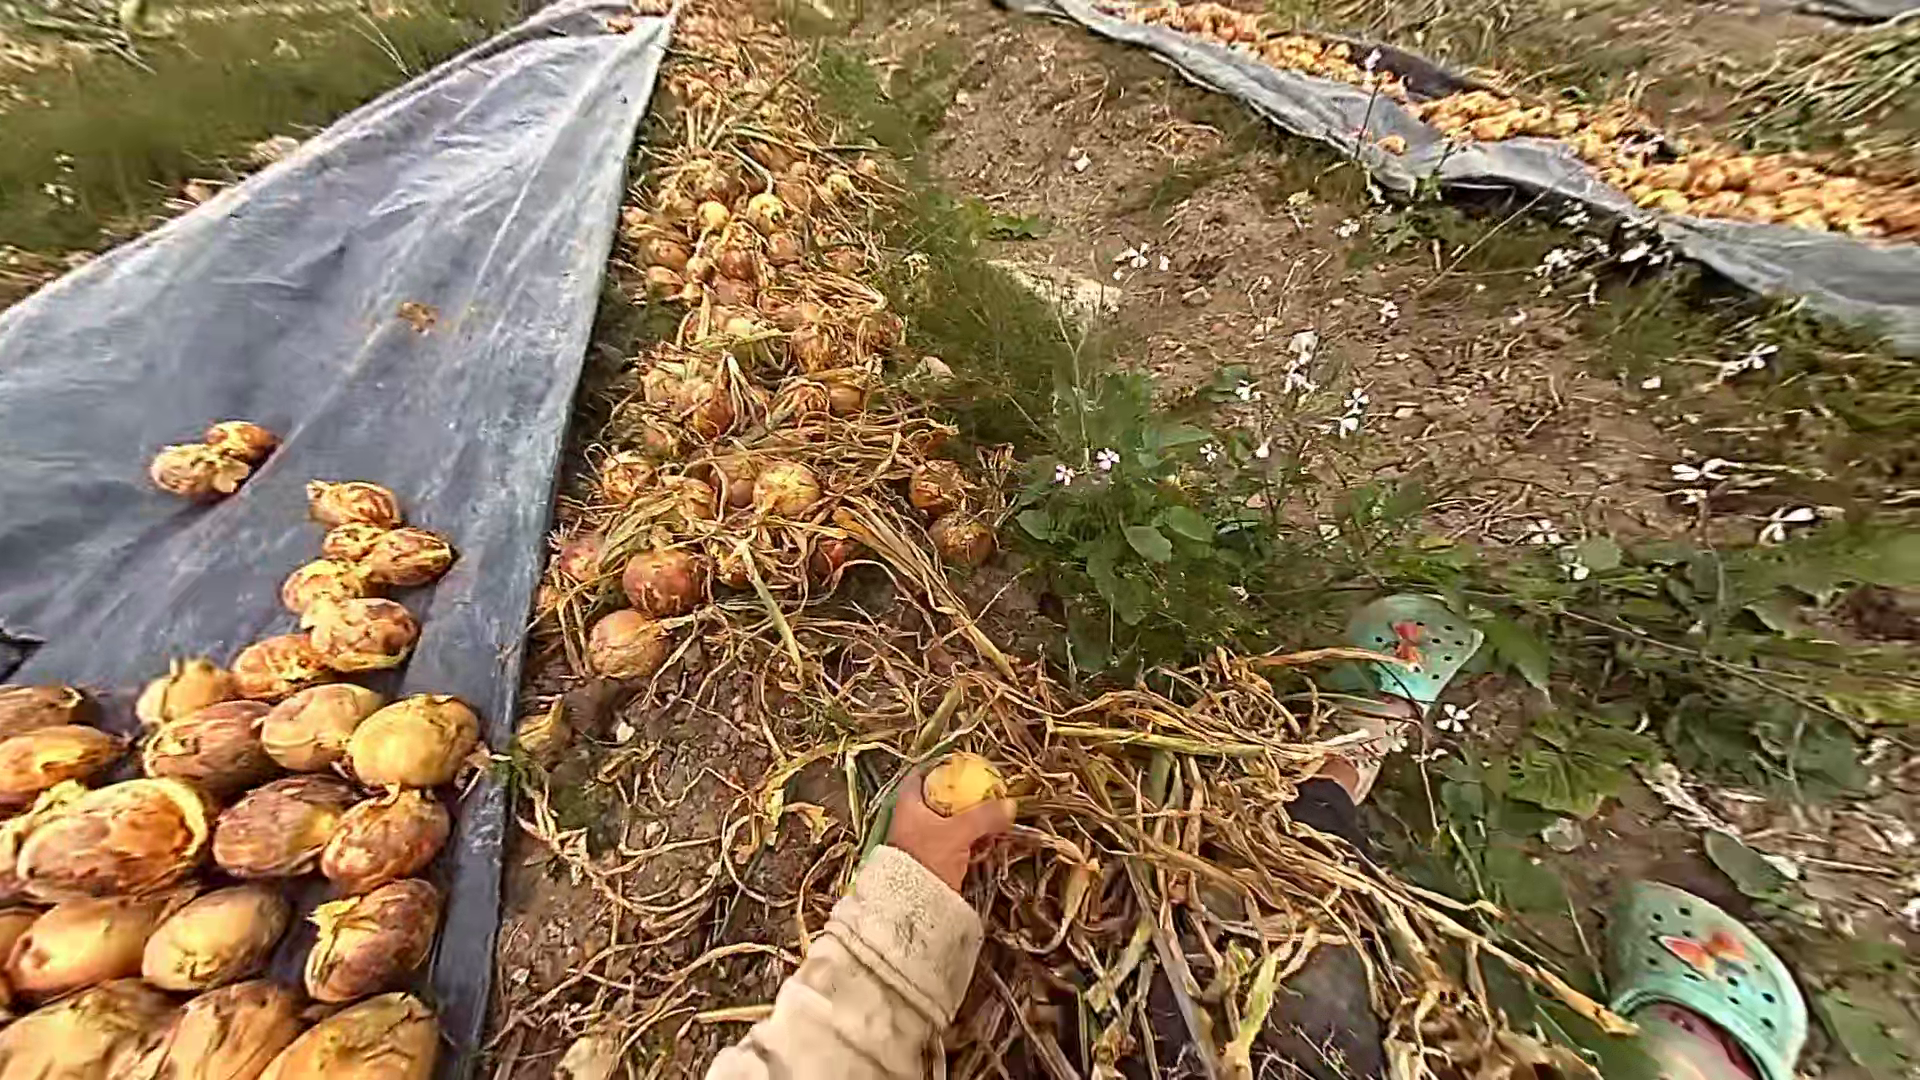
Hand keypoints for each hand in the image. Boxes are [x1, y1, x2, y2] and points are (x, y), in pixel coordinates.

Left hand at [886, 768, 1012, 892]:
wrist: (914, 907)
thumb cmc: (928, 859)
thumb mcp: (958, 832)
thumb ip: (984, 816)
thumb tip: (1010, 804)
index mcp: (909, 803)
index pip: (922, 774)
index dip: (941, 766)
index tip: (963, 766)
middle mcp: (912, 818)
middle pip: (941, 798)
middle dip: (965, 797)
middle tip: (986, 792)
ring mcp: (922, 840)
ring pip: (950, 821)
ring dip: (972, 820)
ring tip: (994, 817)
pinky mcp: (933, 860)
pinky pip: (955, 841)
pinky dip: (971, 838)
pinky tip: (988, 841)